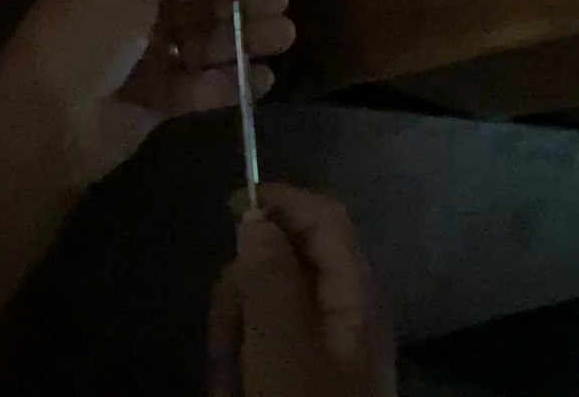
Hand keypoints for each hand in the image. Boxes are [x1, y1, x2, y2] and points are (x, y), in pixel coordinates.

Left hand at [0, 0, 295, 182]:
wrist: (47, 122)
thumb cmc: (86, 36)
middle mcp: (134, 14)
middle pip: (198, 4)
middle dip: (240, 4)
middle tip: (282, 7)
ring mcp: (144, 61)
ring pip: (205, 45)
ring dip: (244, 41)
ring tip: (283, 39)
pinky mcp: (155, 104)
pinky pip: (200, 88)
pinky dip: (230, 83)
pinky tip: (262, 80)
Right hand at [208, 185, 395, 396]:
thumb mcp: (282, 346)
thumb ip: (269, 278)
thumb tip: (255, 215)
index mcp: (357, 292)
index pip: (326, 217)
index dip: (282, 200)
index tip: (232, 206)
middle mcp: (347, 308)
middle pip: (289, 258)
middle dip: (244, 284)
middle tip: (222, 325)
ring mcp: (329, 340)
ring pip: (270, 299)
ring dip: (237, 324)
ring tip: (223, 376)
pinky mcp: (309, 369)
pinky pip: (268, 338)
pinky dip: (243, 352)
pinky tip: (230, 384)